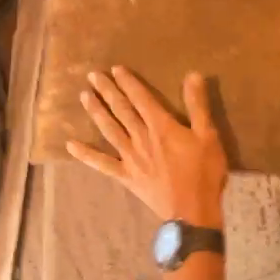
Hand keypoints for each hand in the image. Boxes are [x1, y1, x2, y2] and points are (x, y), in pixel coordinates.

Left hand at [67, 67, 227, 227]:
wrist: (192, 210)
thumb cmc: (204, 172)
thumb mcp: (208, 135)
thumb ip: (197, 105)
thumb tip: (192, 75)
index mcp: (161, 127)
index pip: (141, 98)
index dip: (128, 82)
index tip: (115, 69)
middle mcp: (141, 138)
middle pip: (121, 110)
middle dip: (107, 91)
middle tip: (93, 76)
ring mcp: (131, 158)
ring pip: (110, 130)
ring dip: (96, 112)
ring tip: (84, 97)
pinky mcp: (127, 177)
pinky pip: (103, 164)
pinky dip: (86, 155)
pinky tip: (71, 145)